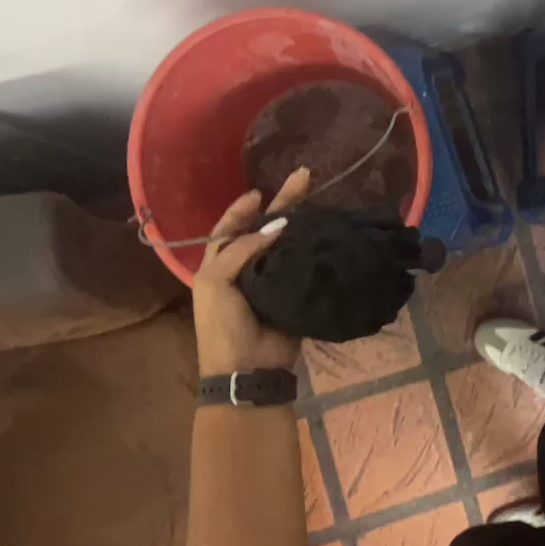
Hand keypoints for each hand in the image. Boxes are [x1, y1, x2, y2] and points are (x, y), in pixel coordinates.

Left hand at [191, 167, 311, 374]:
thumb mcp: (218, 283)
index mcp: (219, 265)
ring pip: (287, 243)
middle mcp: (246, 267)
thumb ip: (242, 250)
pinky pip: (305, 263)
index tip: (260, 191)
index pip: (229, 228)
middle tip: (304, 177)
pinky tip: (326, 229)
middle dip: (282, 203)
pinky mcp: (296, 290)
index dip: (243, 209)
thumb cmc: (223, 325)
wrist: (249, 368)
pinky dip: (314, 246)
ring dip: (301, 221)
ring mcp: (272, 279)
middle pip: (264, 229)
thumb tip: (279, 225)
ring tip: (319, 197)